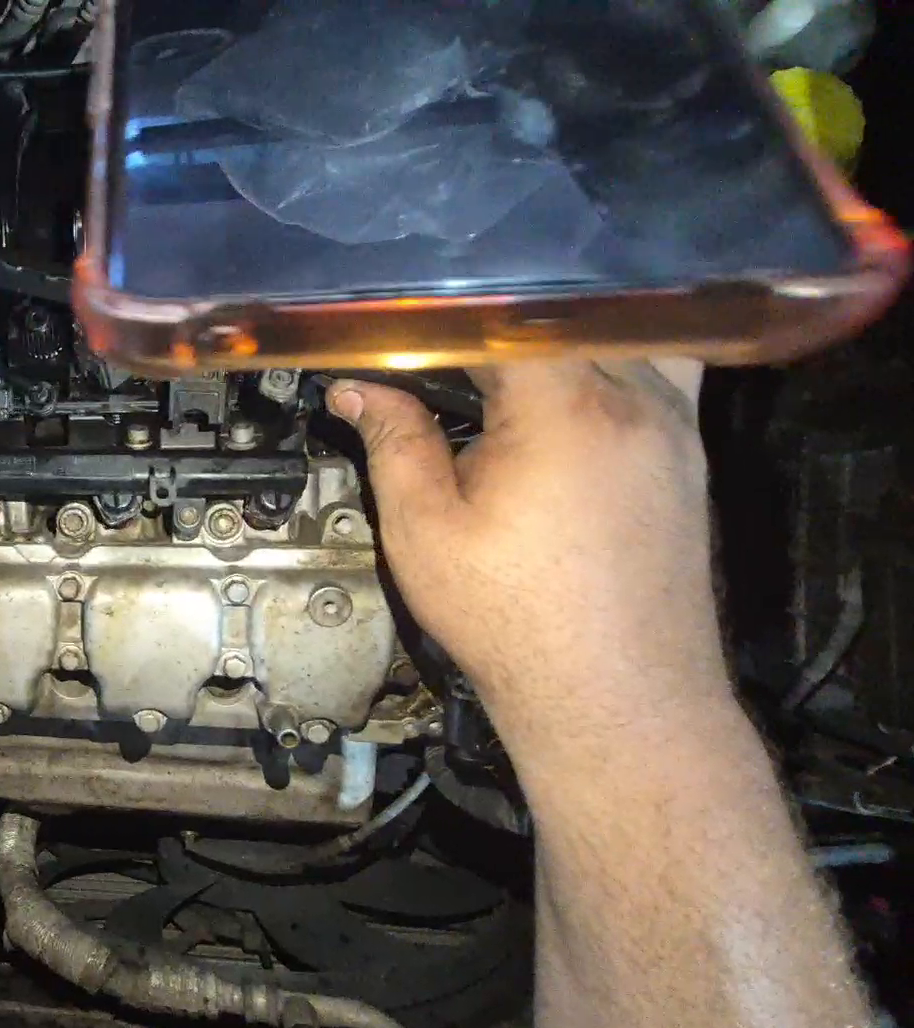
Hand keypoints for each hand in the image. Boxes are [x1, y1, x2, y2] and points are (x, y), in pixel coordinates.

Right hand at [328, 361, 731, 736]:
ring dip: (544, 345)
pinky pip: (653, 374)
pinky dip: (600, 367)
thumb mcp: (422, 528)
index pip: (499, 324)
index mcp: (567, 411)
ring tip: (487, 373)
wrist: (610, 692)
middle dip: (482, 333)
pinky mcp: (685, 459)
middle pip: (556, 322)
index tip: (387, 342)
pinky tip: (556, 400)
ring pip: (612, 338)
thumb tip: (356, 392)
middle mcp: (638, 405)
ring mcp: (675, 430)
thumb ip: (392, 442)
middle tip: (424, 357)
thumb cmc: (510, 615)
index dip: (435, 324)